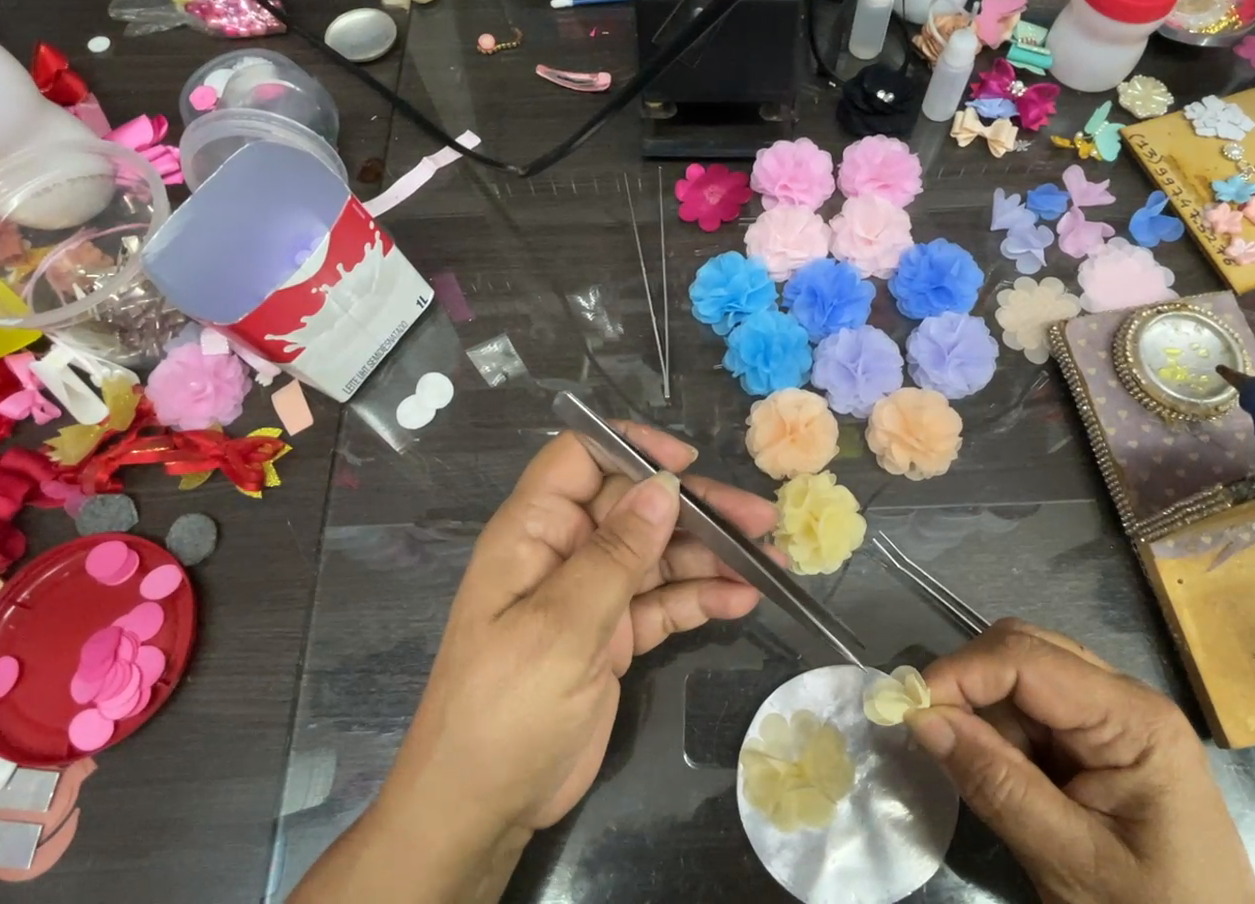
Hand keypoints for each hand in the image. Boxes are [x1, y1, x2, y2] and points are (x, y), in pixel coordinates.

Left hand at [292, 424, 776, 902]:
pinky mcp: (614, 637)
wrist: (483, 805)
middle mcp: (566, 553)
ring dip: (712, 555)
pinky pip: (665, 603)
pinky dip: (701, 598)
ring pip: (659, 555)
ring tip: (771, 562)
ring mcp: (592, 596)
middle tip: (761, 519)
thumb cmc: (505, 707)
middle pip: (637, 507)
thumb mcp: (560, 627)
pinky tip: (742, 599)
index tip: (686, 464)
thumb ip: (616, 555)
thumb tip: (664, 486)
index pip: (582, 459)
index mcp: (535, 532)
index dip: (632, 449)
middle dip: (697, 509)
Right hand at [905, 620, 1254, 903]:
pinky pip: (1030, 709)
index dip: (961, 672)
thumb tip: (920, 717)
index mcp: (1134, 719)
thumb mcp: (1070, 861)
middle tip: (932, 736)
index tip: (908, 710)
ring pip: (1019, 676)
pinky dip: (999, 732)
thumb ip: (997, 785)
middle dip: (968, 685)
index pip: (1027, 659)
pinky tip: (1001, 773)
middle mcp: (1124, 699)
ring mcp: (1112, 717)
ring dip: (982, 712)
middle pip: (1023, 650)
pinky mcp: (1098, 739)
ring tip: (976, 770)